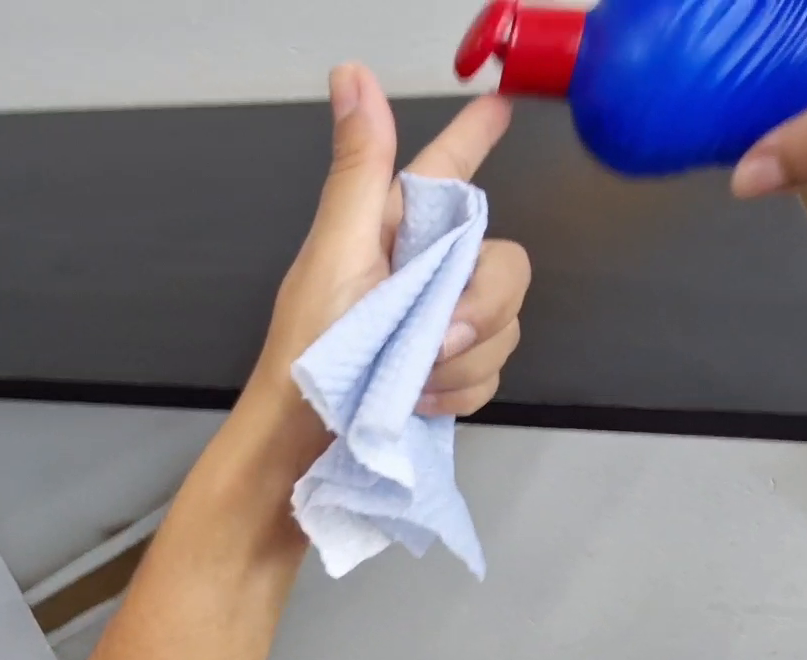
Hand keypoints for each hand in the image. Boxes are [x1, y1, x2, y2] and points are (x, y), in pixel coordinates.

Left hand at [249, 64, 531, 419]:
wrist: (301, 436)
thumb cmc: (307, 349)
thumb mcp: (334, 255)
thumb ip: (359, 172)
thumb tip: (351, 76)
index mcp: (396, 234)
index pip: (448, 172)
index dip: (475, 139)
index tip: (502, 107)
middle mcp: (426, 275)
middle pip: (505, 266)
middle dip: (483, 309)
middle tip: (439, 337)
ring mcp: (440, 327)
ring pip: (504, 326)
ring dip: (463, 361)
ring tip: (411, 380)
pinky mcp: (448, 374)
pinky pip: (490, 373)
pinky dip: (458, 391)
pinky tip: (420, 401)